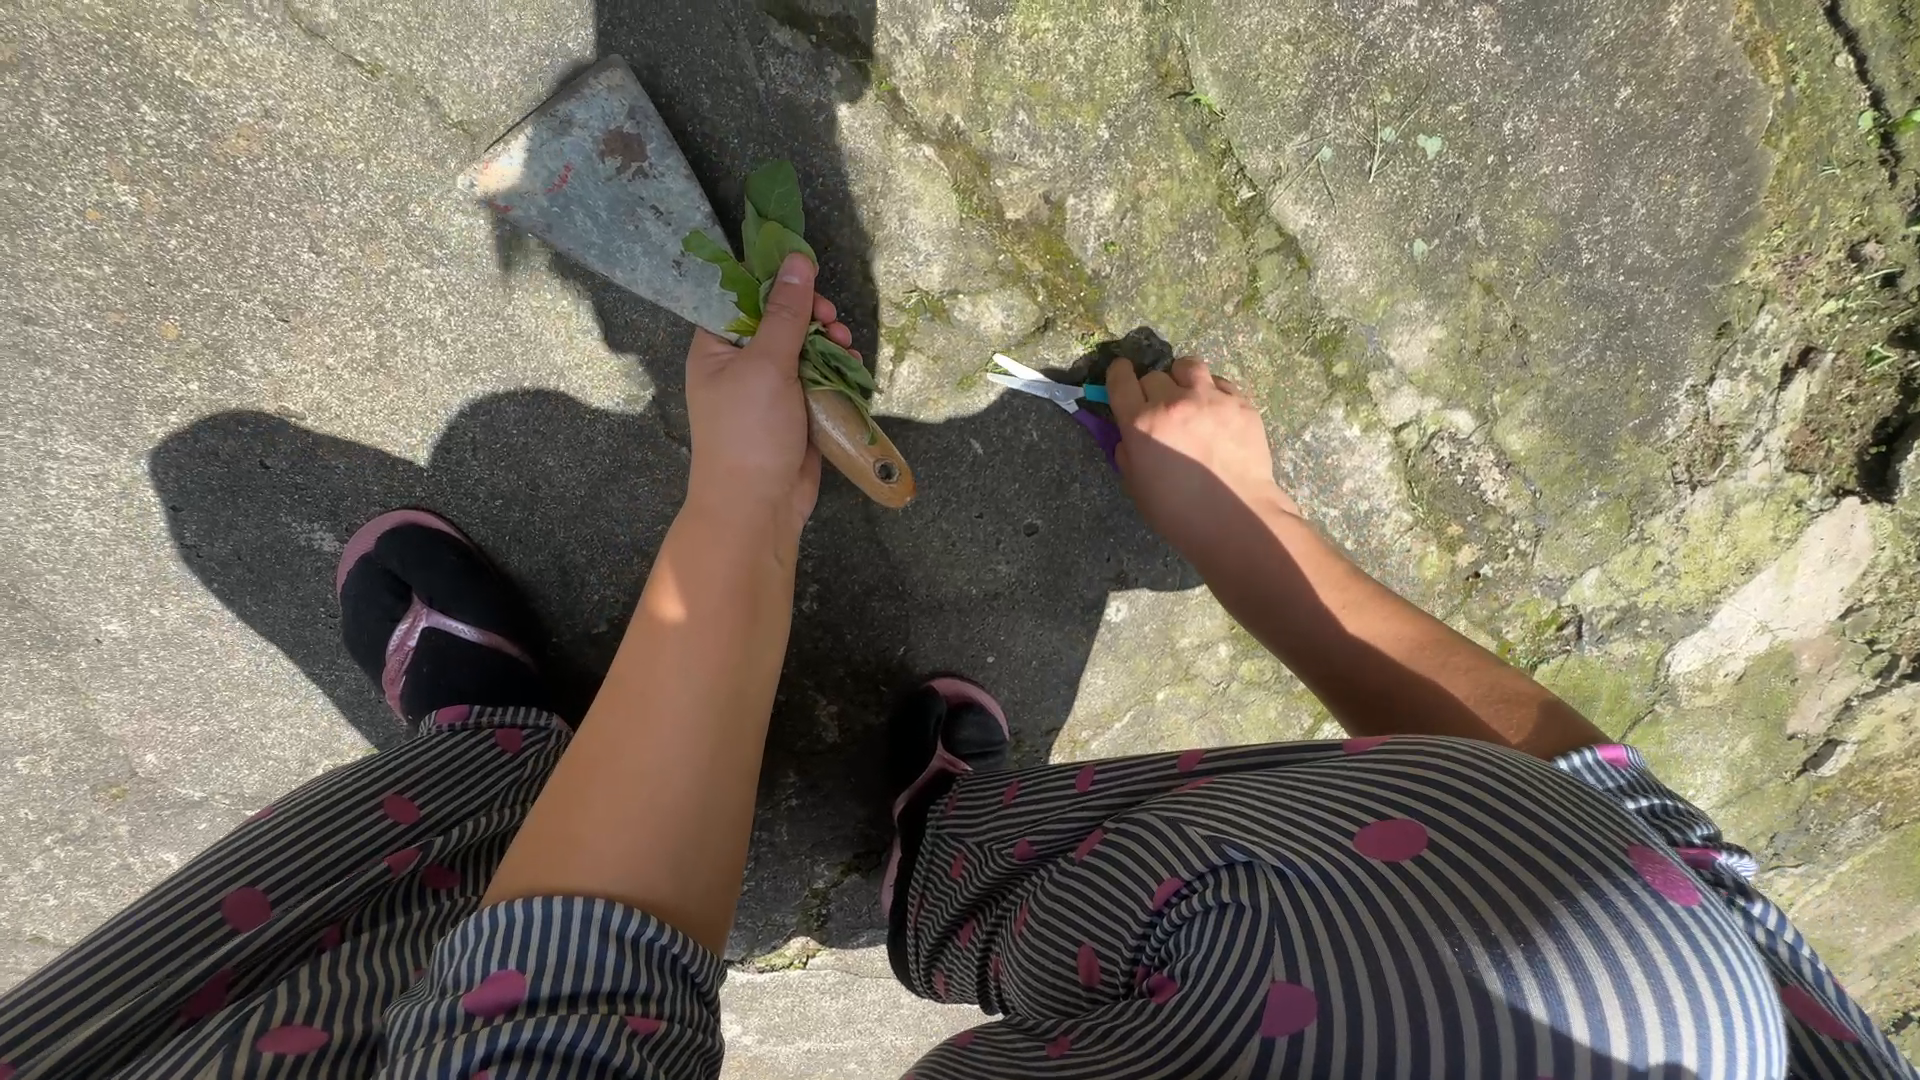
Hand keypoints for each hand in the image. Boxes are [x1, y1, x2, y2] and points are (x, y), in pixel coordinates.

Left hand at [683, 253, 855, 539]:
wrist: (758, 505)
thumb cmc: (749, 431)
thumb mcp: (766, 365)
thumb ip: (785, 313)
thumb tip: (797, 259)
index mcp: (717, 346)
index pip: (743, 296)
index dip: (776, 282)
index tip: (807, 276)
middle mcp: (742, 364)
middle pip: (781, 321)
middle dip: (811, 316)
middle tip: (832, 320)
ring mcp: (771, 390)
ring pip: (806, 350)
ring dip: (829, 344)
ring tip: (846, 347)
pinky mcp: (797, 411)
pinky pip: (819, 380)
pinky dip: (837, 372)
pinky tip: (853, 369)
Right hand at [1107, 355, 1298, 560]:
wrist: (1235, 517)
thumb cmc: (1178, 511)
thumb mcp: (1136, 485)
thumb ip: (1128, 453)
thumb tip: (1129, 437)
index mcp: (1141, 423)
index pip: (1121, 380)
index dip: (1118, 374)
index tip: (1120, 375)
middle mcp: (1173, 403)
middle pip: (1154, 376)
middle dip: (1151, 389)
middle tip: (1159, 409)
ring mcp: (1210, 399)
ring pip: (1188, 367)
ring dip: (1182, 379)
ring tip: (1188, 397)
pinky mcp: (1240, 403)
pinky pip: (1219, 383)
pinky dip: (1211, 392)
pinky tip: (1215, 413)